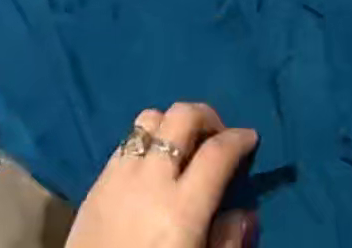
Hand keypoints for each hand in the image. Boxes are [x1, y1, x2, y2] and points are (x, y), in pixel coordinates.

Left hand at [66, 103, 258, 247]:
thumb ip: (226, 243)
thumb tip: (245, 212)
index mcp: (182, 209)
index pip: (215, 155)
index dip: (238, 140)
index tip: (251, 137)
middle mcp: (151, 177)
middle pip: (180, 117)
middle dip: (206, 116)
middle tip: (220, 134)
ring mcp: (122, 171)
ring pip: (151, 118)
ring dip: (174, 121)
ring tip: (186, 143)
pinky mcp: (100, 176)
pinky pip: (128, 137)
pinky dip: (148, 136)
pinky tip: (155, 159)